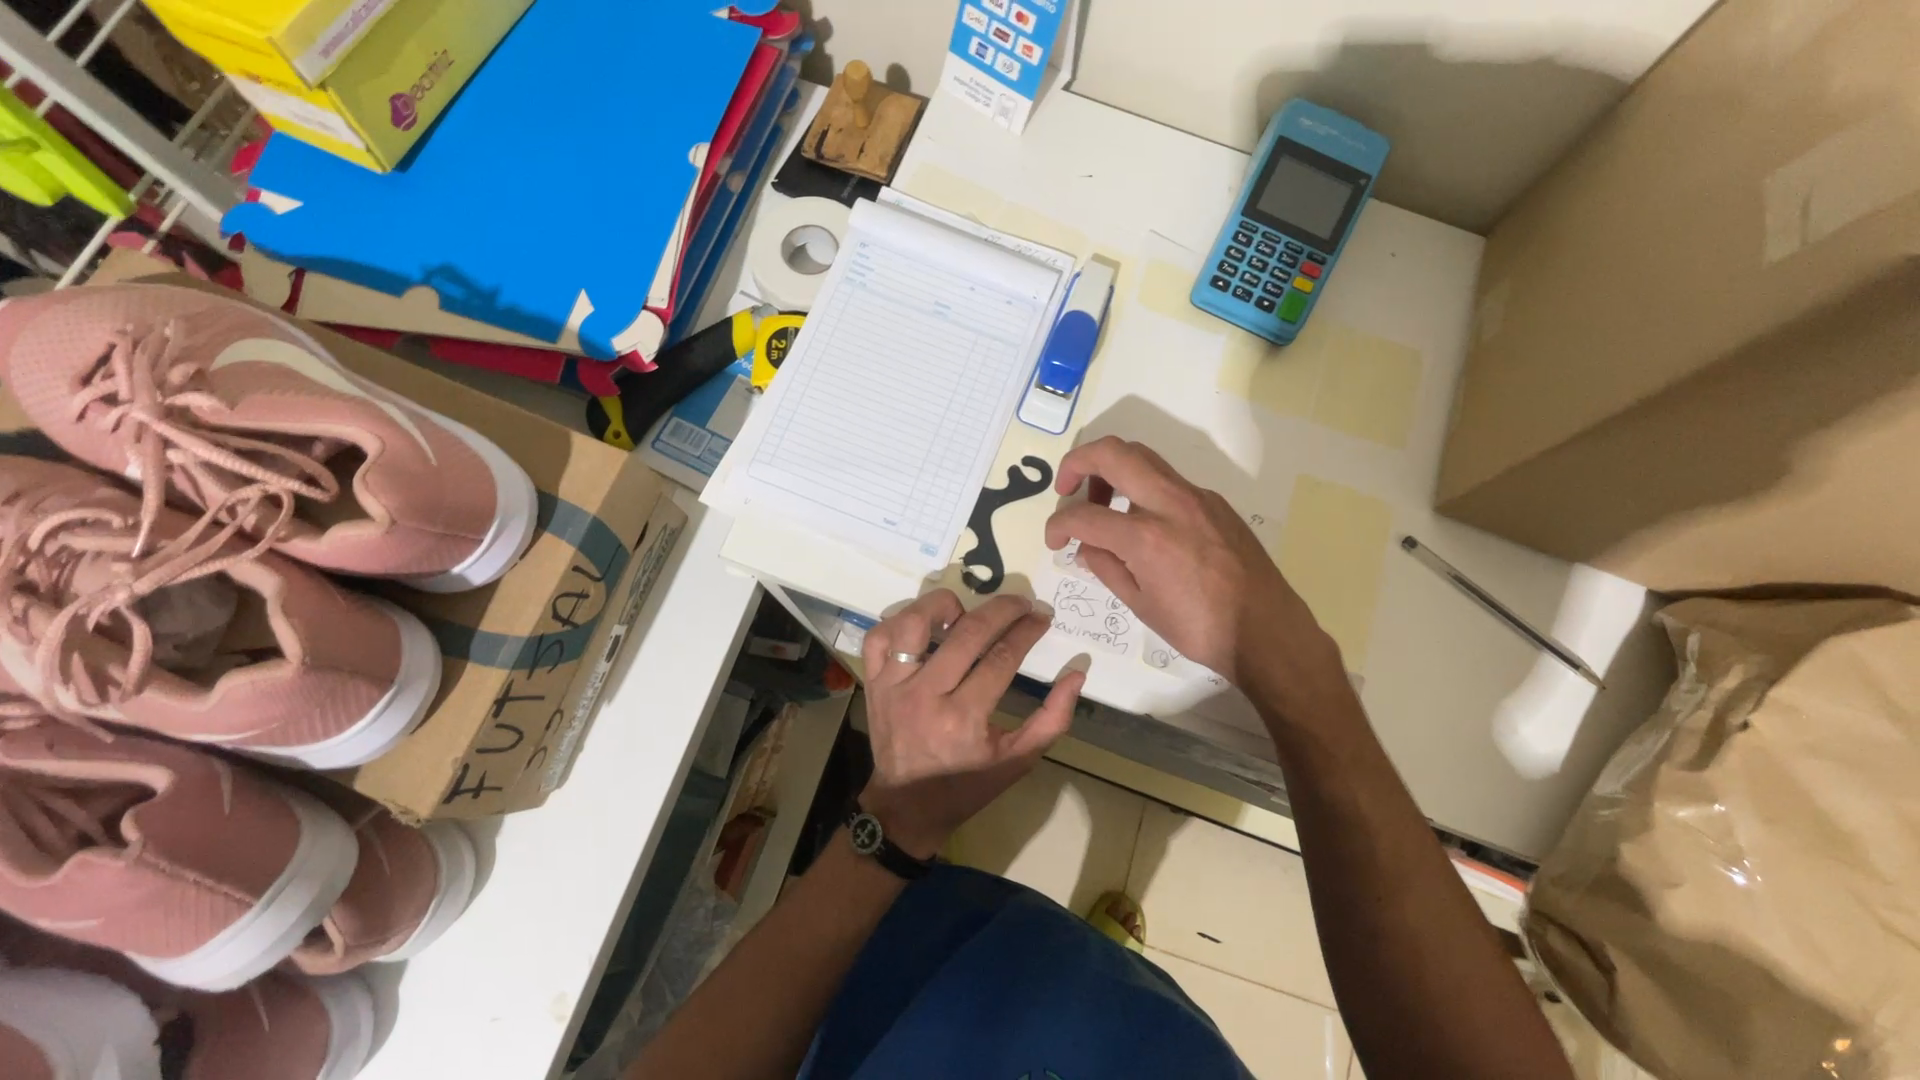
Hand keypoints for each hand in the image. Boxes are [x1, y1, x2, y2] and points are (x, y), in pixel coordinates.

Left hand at [858, 590, 1084, 858]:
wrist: (907, 806)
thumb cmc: (967, 784)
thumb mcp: (1018, 760)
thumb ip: (1052, 718)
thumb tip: (1077, 673)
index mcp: (964, 719)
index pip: (1002, 657)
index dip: (1027, 631)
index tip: (1042, 618)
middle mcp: (926, 696)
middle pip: (967, 633)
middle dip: (1002, 610)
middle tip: (1021, 604)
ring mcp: (893, 687)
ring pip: (913, 623)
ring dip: (943, 605)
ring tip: (965, 610)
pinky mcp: (872, 683)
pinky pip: (879, 638)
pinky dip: (899, 621)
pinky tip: (924, 625)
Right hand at [1043, 437, 1344, 711]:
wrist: (1267, 630)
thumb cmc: (1199, 628)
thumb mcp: (1141, 605)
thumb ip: (1107, 567)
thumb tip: (1086, 545)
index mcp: (1146, 536)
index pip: (1083, 515)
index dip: (1058, 525)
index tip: (1054, 540)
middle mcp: (1170, 504)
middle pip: (1113, 453)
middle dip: (1078, 463)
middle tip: (1066, 488)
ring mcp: (1197, 497)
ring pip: (1143, 457)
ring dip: (1112, 470)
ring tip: (1103, 505)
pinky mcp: (1215, 503)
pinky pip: (1168, 481)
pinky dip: (1143, 489)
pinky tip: (1143, 524)